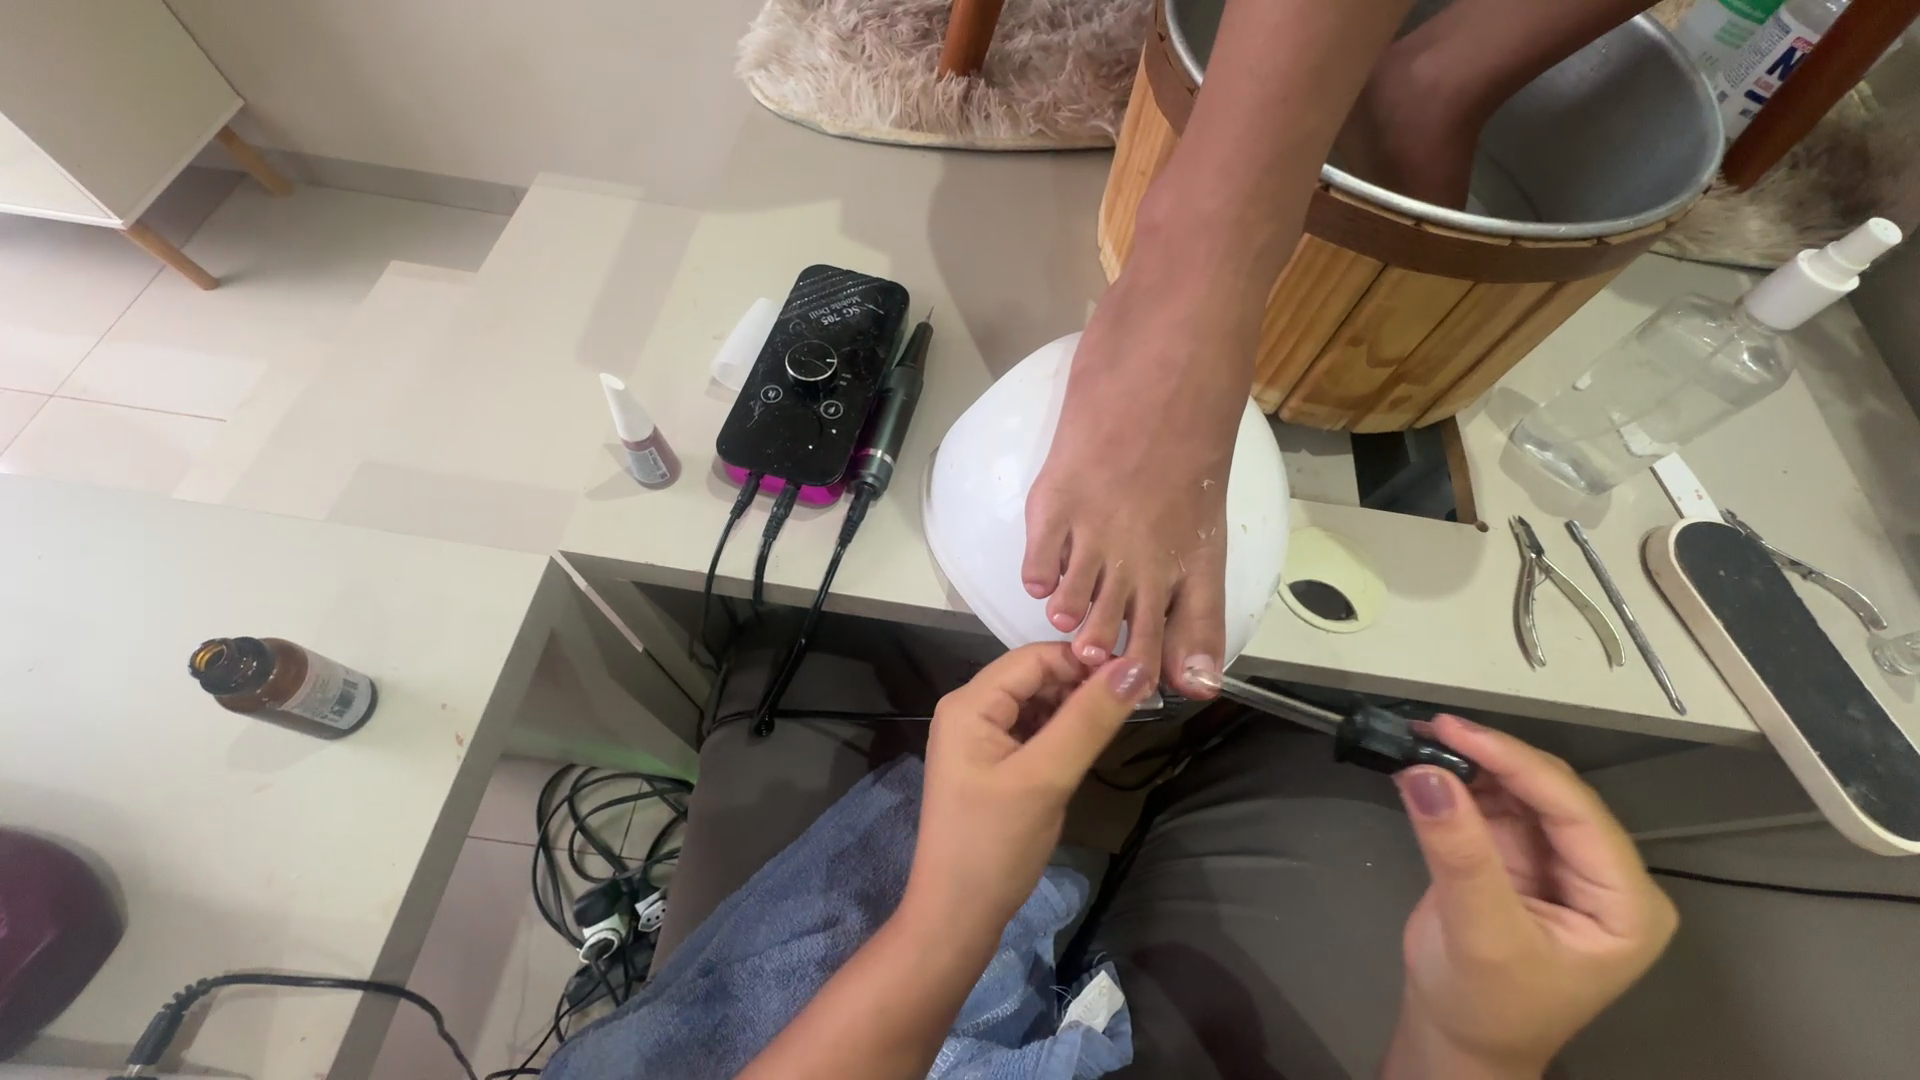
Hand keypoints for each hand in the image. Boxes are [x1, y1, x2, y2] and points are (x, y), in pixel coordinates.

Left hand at [908, 644, 1149, 938]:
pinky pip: (1032, 730)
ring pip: (1036, 703)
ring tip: (1118, 720)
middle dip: (1081, 684)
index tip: (1136, 673)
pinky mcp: (991, 762)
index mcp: (970, 703)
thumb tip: (1134, 667)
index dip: (1084, 660)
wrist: (957, 916)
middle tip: (1135, 699)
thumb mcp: (1046, 778)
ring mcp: (978, 737)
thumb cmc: (995, 845)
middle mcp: (969, 710)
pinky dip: (1061, 732)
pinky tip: (1087, 744)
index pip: (1034, 657)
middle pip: (1034, 677)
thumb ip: (1089, 720)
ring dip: (1074, 709)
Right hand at [1021, 228, 1259, 697]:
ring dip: (1080, 622)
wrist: (1181, 325)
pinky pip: (1042, 560)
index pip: (1196, 626)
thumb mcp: (1215, 464)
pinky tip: (1043, 577)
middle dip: (1122, 656)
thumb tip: (1169, 548)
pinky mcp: (1060, 492)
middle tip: (1106, 664)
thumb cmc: (1208, 386)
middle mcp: (1153, 547)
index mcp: (1201, 540)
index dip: (1185, 663)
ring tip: (1073, 628)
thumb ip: (1193, 520)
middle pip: (1133, 629)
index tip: (1176, 687)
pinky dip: (1041, 575)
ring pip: (1084, 605)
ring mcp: (1102, 523)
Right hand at [1385, 715, 1678, 1078]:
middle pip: (1552, 794)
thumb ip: (1458, 852)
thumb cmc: (1487, 1002)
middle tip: (1431, 730)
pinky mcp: (1512, 858)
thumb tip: (1424, 773)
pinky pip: (1490, 806)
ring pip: (1519, 792)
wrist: (1457, 1035)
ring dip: (1472, 765)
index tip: (1453, 730)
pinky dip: (1458, 783)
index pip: (1576, 812)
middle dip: (1493, 758)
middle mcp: (1600, 874)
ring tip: (1422, 740)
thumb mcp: (1480, 932)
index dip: (1517, 763)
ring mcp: (1555, 863)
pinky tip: (1427, 766)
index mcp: (1625, 902)